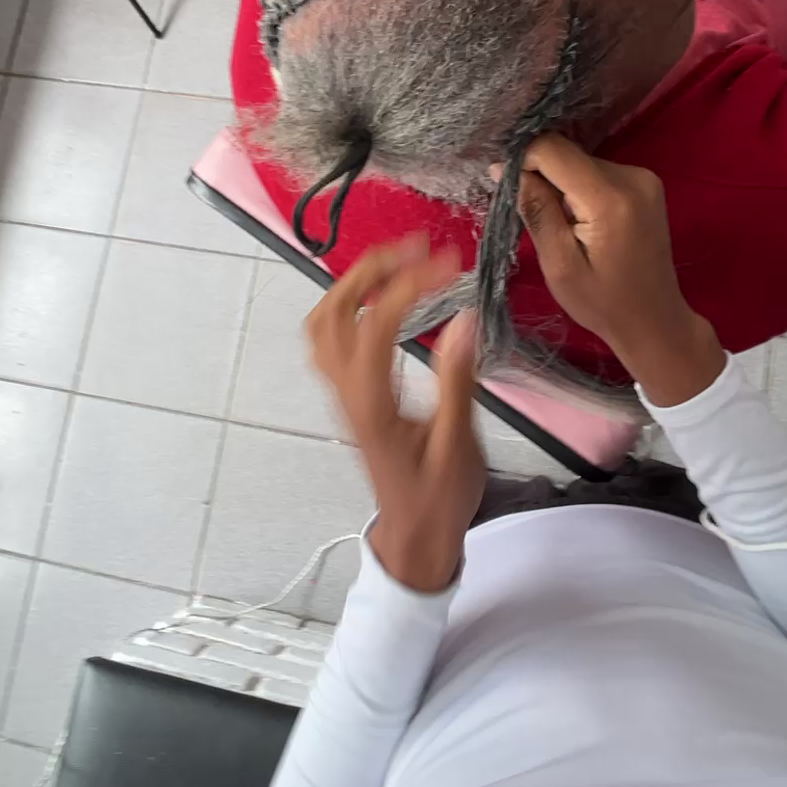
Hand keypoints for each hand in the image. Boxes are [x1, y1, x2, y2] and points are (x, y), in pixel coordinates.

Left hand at [305, 235, 484, 592]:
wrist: (413, 538)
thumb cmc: (438, 498)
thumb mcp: (457, 445)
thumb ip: (457, 381)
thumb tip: (465, 318)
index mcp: (371, 401)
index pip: (377, 322)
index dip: (410, 284)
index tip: (448, 261)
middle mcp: (346, 391)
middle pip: (332, 313)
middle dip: (369, 270)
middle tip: (413, 248)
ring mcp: (341, 394)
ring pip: (321, 324)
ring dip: (351, 285)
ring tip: (394, 264)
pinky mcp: (349, 396)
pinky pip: (328, 341)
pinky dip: (346, 308)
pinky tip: (378, 301)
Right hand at [516, 135, 726, 406]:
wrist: (654, 319)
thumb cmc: (603, 303)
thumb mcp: (559, 265)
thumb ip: (536, 210)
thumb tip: (503, 166)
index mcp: (611, 198)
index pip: (553, 149)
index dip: (522, 161)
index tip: (506, 189)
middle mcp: (632, 176)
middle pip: (566, 155)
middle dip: (540, 177)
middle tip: (534, 219)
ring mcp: (642, 176)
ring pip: (578, 162)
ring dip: (559, 186)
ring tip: (560, 226)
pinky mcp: (643, 181)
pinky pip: (594, 171)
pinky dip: (577, 190)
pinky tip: (578, 222)